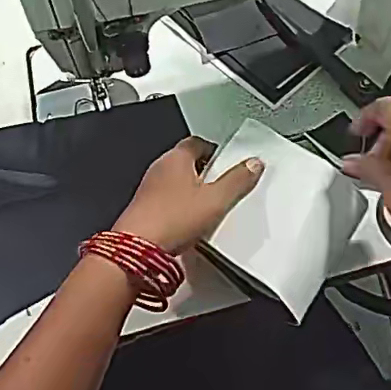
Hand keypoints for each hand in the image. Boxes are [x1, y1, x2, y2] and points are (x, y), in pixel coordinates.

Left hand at [112, 137, 263, 253]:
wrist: (138, 247)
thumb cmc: (169, 219)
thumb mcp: (216, 200)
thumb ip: (237, 181)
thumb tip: (252, 165)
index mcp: (176, 157)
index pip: (198, 143)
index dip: (216, 151)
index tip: (229, 162)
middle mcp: (159, 169)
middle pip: (187, 162)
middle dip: (206, 173)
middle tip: (223, 186)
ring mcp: (150, 188)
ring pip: (176, 182)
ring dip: (192, 192)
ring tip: (209, 208)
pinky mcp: (145, 208)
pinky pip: (168, 201)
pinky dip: (180, 207)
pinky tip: (190, 223)